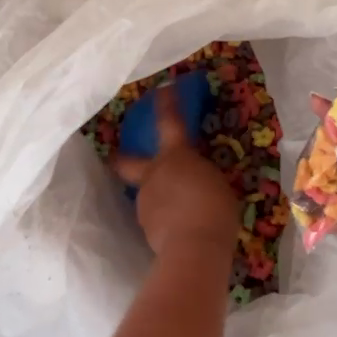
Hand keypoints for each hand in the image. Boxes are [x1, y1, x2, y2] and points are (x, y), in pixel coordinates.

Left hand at [112, 87, 238, 261]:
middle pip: (128, 162)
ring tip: (181, 212)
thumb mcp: (217, 182)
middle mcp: (153, 175)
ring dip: (160, 198)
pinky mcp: (145, 229)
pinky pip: (156, 218)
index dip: (166, 104)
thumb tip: (192, 184)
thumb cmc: (214, 208)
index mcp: (175, 156)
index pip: (170, 122)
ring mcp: (145, 203)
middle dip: (123, 158)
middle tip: (119, 156)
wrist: (195, 247)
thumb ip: (200, 176)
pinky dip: (166, 220)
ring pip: (148, 195)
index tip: (162, 89)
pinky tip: (181, 230)